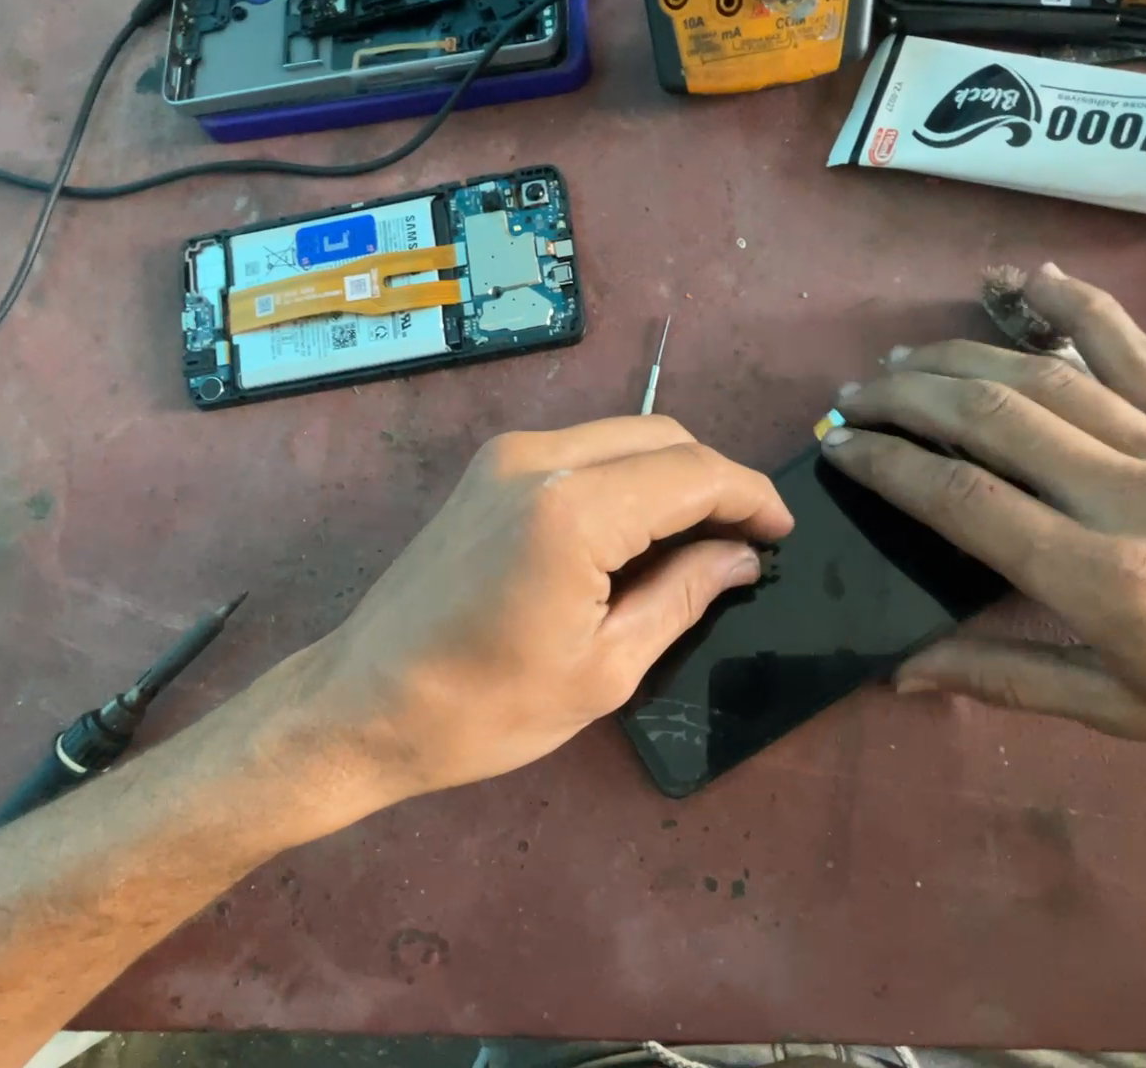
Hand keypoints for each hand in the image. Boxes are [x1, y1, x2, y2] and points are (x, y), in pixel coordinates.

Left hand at [292, 416, 792, 804]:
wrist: (364, 705)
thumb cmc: (486, 710)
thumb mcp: (605, 667)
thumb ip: (683, 595)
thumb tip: (741, 556)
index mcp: (573, 509)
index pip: (692, 473)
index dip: (749, 496)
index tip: (781, 531)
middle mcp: (538, 456)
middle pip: (661, 437)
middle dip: (714, 481)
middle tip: (743, 540)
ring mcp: (504, 455)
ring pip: (622, 436)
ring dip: (670, 474)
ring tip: (697, 536)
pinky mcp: (487, 469)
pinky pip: (581, 450)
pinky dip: (625, 476)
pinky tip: (636, 527)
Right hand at [820, 263, 1145, 835]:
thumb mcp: (1126, 713)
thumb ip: (1004, 678)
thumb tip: (903, 670)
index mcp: (1102, 580)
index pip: (963, 499)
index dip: (888, 466)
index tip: (841, 449)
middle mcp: (1132, 496)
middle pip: (992, 419)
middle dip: (906, 399)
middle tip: (853, 398)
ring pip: (1047, 378)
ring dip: (960, 359)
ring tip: (901, 358)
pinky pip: (1136, 351)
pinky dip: (1074, 308)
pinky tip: (1026, 282)